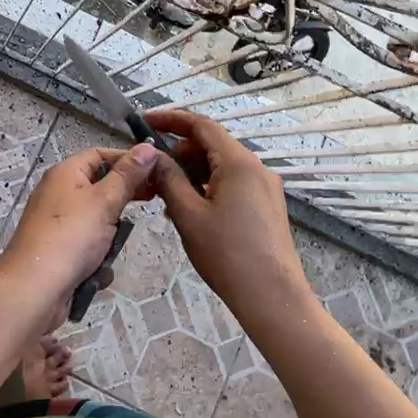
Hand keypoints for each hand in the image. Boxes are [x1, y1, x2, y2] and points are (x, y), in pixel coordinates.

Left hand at [0, 143, 157, 296]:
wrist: (34, 289)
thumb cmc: (71, 236)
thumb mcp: (105, 201)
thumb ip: (128, 175)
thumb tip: (147, 146)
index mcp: (66, 173)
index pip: (100, 154)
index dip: (128, 160)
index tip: (156, 170)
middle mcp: (59, 193)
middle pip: (100, 188)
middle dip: (122, 201)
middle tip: (152, 203)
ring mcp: (57, 224)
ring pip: (97, 223)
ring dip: (109, 238)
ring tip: (112, 248)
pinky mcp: (59, 251)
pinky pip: (87, 248)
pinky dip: (95, 259)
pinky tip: (98, 272)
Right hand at [145, 110, 306, 319]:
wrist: (272, 297)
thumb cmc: (227, 254)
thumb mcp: (188, 215)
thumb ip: (168, 179)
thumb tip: (153, 156)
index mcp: (238, 163)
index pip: (201, 125)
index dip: (171, 119)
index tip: (145, 121)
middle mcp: (256, 168)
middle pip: (212, 145)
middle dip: (180, 152)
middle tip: (152, 172)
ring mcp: (265, 188)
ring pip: (222, 166)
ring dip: (192, 173)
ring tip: (167, 198)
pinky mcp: (267, 206)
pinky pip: (233, 184)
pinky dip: (208, 187)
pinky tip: (190, 211)